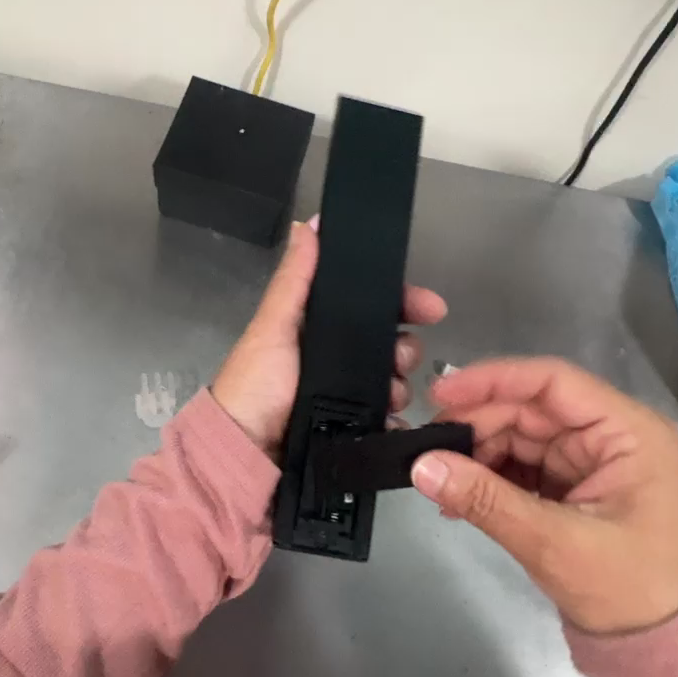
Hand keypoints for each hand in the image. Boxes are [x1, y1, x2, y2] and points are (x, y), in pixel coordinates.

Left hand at [212, 217, 448, 458]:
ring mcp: (344, 399)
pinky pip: (387, 421)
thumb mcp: (273, 326)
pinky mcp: (351, 432)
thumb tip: (309, 223)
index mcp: (318, 331)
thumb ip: (294, 279)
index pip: (371, 308)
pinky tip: (394, 420)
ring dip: (401, 387)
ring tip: (389, 397)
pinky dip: (396, 420)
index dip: (403, 304)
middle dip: (405, 350)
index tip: (431, 308)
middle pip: (390, 345)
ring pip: (394, 383)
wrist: (246, 453)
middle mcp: (334, 362)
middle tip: (400, 362)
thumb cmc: (256, 385)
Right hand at [410, 358, 677, 632]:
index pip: (552, 382)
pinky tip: (455, 497)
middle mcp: (606, 436)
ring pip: (518, 437)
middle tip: (426, 449)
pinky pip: (518, 467)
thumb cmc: (627, 588)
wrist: (658, 646)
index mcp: (625, 432)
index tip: (439, 394)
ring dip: (476, 454)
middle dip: (476, 425)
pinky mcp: (568, 488)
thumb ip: (486, 500)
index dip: (493, 380)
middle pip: (529, 409)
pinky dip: (486, 479)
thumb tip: (421, 466)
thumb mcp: (554, 542)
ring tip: (437, 479)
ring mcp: (586, 462)